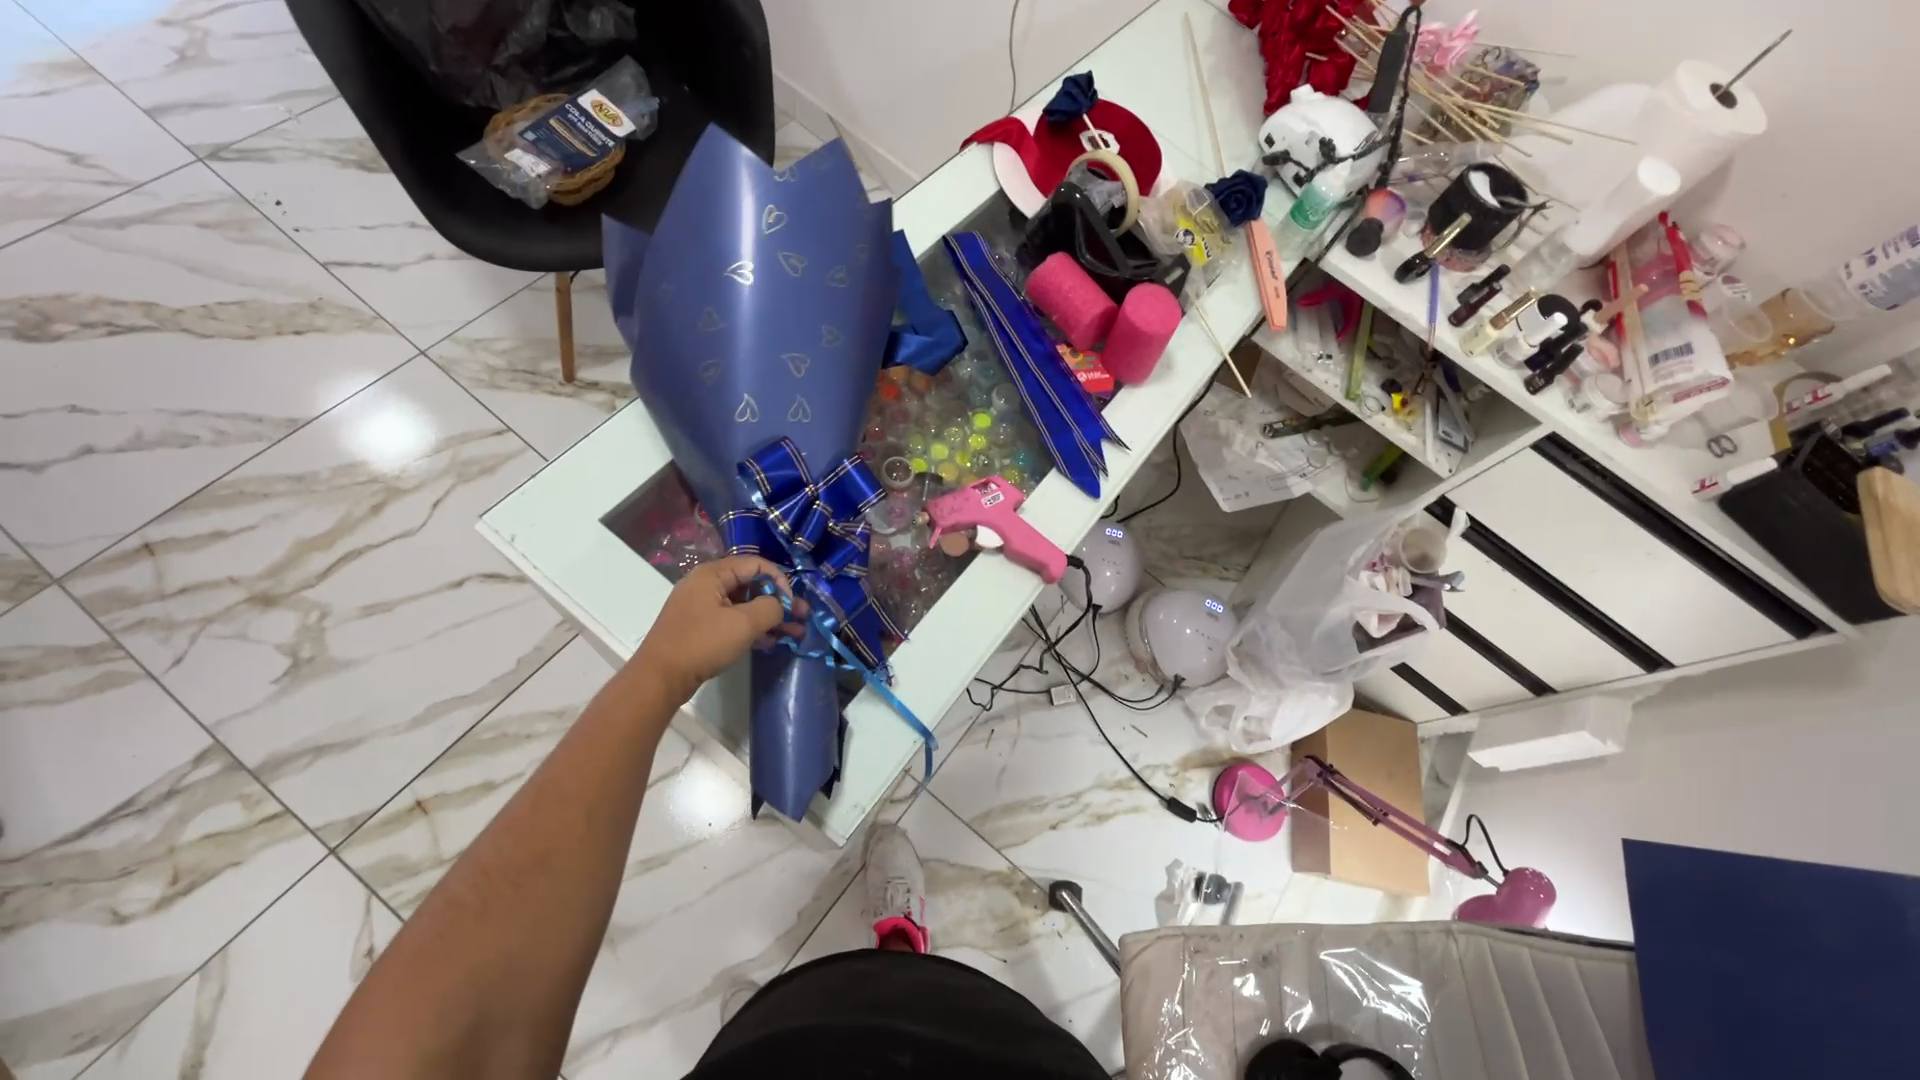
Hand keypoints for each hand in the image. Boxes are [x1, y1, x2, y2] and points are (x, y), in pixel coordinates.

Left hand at [633, 556, 807, 702]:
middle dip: (778, 601)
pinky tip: (771, 642)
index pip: (756, 564)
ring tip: (794, 634)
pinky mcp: (700, 627)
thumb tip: (779, 605)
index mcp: (713, 574)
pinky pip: (733, 620)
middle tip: (801, 617)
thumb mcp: (744, 623)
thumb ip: (770, 607)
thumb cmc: (703, 643)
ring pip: (744, 605)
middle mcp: (706, 584)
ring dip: (769, 618)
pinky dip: (752, 628)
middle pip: (751, 584)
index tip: (792, 603)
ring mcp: (702, 606)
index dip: (780, 580)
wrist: (661, 677)